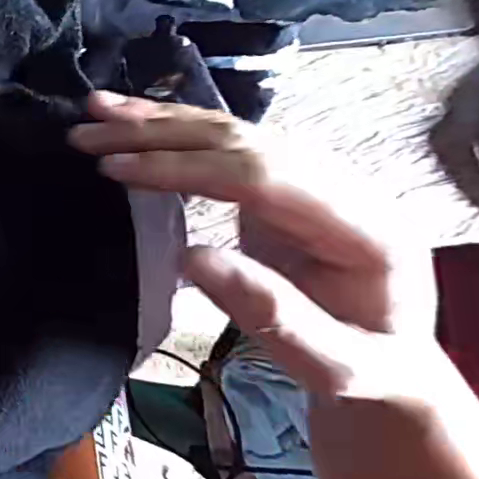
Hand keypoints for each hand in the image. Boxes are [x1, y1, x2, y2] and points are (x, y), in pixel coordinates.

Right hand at [67, 91, 439, 402]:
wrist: (390, 361)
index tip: (115, 170)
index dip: (182, 168)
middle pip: (240, 141)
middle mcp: (342, 185)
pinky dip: (171, 128)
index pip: (261, 175)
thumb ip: (273, 314)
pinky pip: (222, 143)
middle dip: (156, 133)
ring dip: (156, 119)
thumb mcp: (333, 365)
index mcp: (364, 226)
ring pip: (228, 131)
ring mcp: (312, 177)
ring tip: (97, 109)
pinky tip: (133, 119)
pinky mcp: (282, 180)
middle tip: (88, 133)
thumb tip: (193, 257)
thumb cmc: (362, 370)